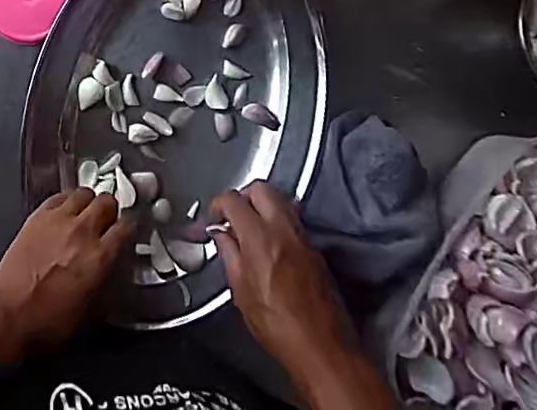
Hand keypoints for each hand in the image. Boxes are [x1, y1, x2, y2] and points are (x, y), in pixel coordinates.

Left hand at [0, 188, 129, 354]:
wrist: (8, 318)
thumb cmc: (47, 324)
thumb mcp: (92, 313)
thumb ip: (109, 284)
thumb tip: (113, 272)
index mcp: (100, 257)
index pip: (126, 228)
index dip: (128, 231)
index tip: (125, 235)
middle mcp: (83, 232)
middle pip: (107, 201)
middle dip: (110, 211)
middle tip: (106, 222)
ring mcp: (59, 220)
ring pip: (84, 193)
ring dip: (88, 203)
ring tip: (85, 214)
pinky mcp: (38, 216)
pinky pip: (59, 197)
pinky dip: (65, 202)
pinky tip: (63, 214)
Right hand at [210, 183, 391, 409]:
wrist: (321, 348)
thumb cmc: (281, 328)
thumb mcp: (241, 292)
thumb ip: (229, 254)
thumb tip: (221, 236)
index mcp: (259, 239)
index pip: (233, 200)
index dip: (218, 204)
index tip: (214, 215)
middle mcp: (283, 230)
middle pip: (260, 188)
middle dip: (242, 195)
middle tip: (232, 213)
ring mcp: (302, 237)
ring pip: (280, 200)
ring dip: (262, 204)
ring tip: (250, 225)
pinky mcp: (314, 248)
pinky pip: (293, 219)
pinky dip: (278, 220)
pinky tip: (270, 240)